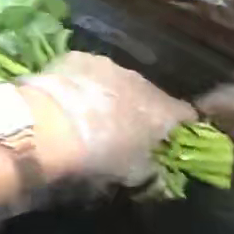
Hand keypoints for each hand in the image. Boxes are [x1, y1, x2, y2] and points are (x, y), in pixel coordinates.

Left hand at [21, 52, 194, 185]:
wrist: (49, 127)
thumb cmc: (97, 158)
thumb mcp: (131, 175)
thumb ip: (150, 170)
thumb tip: (155, 168)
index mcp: (162, 111)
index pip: (184, 115)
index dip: (179, 127)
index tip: (170, 139)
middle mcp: (141, 82)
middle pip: (149, 95)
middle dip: (140, 111)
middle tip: (123, 132)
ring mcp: (109, 65)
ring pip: (117, 80)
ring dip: (111, 95)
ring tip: (91, 116)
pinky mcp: (77, 58)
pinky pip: (88, 71)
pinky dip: (83, 84)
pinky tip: (67, 99)